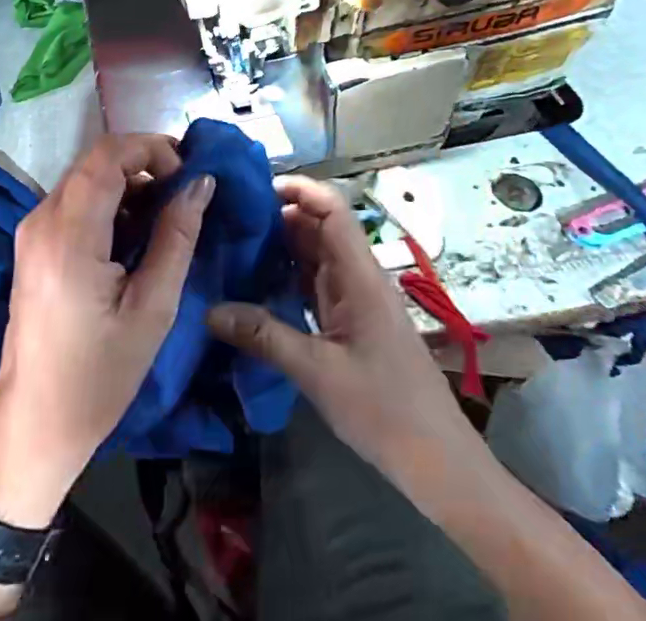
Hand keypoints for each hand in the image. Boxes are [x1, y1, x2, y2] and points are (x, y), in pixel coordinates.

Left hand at [0, 135, 214, 529]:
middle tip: (186, 194)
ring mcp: (32, 230)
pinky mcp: (34, 243)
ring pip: (86, 178)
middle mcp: (41, 219)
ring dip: (130, 184)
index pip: (108, 154)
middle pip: (95, 161)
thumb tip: (201, 183)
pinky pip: (75, 202)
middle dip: (145, 164)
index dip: (152, 148)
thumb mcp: (152, 308)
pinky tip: (136, 235)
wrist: (35, 420)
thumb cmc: (99, 375)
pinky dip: (110, 203)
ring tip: (168, 217)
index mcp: (69, 235)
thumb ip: (176, 237)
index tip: (188, 176)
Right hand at [205, 176, 481, 504]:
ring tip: (232, 243)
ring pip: (316, 257)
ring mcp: (356, 300)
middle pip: (320, 230)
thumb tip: (210, 310)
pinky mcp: (351, 322)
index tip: (254, 188)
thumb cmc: (384, 408)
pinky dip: (287, 278)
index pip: (333, 212)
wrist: (435, 457)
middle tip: (228, 218)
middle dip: (278, 217)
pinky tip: (255, 284)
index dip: (300, 189)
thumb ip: (265, 337)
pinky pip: (315, 286)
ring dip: (280, 247)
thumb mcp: (318, 372)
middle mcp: (359, 278)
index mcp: (361, 277)